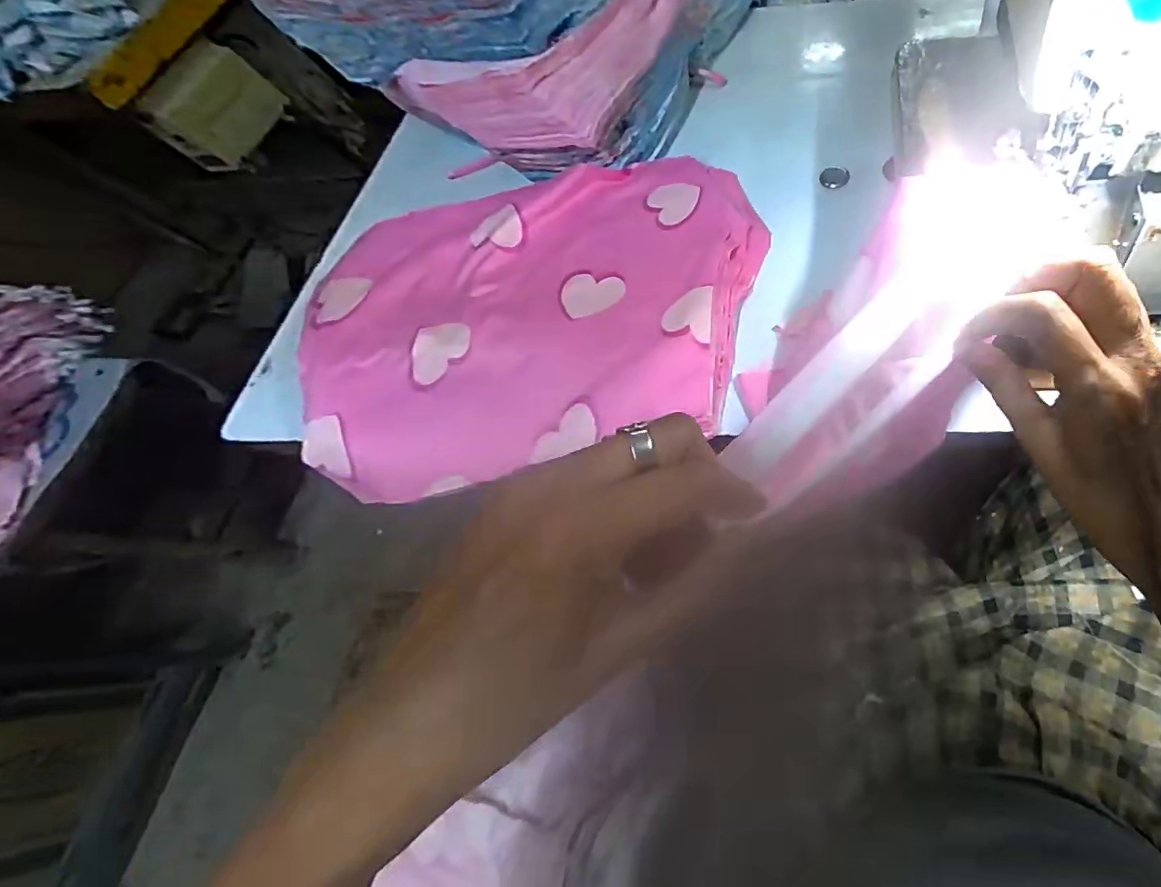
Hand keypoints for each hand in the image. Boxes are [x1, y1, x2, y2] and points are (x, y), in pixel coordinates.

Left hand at [212, 414, 759, 886]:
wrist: (401, 726)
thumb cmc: (515, 699)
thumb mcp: (616, 650)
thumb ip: (691, 592)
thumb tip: (744, 553)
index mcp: (581, 526)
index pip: (684, 480)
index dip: (734, 491)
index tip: (758, 515)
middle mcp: (554, 482)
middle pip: (659, 432)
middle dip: (700, 468)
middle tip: (710, 529)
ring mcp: (526, 483)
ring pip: (625, 450)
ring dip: (661, 484)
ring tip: (663, 557)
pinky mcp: (509, 496)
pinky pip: (588, 473)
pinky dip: (623, 496)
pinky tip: (616, 557)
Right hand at [955, 251, 1160, 590]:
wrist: (1155, 518)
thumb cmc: (1090, 492)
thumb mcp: (1038, 444)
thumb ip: (1004, 386)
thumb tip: (968, 347)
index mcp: (1099, 385)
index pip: (1044, 311)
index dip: (995, 312)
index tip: (969, 335)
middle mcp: (1132, 353)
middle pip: (1090, 268)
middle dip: (1034, 275)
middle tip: (1003, 310)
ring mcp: (1148, 347)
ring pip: (1106, 274)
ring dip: (1054, 282)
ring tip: (1019, 320)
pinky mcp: (1150, 350)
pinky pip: (1111, 299)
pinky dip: (1072, 300)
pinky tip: (1044, 337)